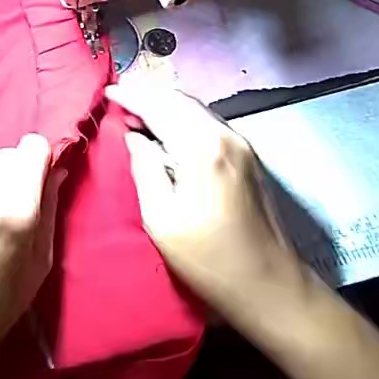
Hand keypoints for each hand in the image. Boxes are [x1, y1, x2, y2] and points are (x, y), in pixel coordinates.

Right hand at [106, 83, 318, 328]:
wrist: (270, 286)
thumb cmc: (208, 258)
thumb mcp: (161, 218)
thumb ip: (145, 168)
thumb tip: (134, 137)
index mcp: (202, 147)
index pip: (159, 106)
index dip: (131, 96)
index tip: (107, 93)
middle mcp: (225, 135)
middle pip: (180, 99)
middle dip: (148, 94)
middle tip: (119, 99)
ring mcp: (242, 144)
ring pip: (195, 108)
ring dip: (165, 104)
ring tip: (137, 111)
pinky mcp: (248, 157)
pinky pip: (207, 122)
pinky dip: (182, 116)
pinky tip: (167, 129)